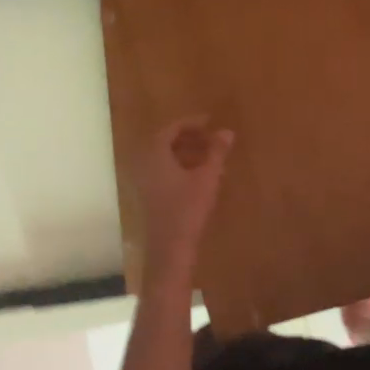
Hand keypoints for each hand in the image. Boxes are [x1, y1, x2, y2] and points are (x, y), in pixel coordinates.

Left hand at [140, 117, 234, 274]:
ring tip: (209, 157)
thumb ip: (216, 152)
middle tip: (210, 138)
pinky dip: (179, 167)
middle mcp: (143, 163)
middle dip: (189, 138)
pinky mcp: (147, 196)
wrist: (169, 247)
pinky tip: (198, 178)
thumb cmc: (188, 209)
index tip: (209, 121)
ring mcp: (143, 181)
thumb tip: (227, 131)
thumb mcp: (207, 177)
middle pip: (165, 142)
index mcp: (154, 154)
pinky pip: (162, 172)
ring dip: (185, 153)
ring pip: (164, 159)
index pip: (171, 129)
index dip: (191, 123)